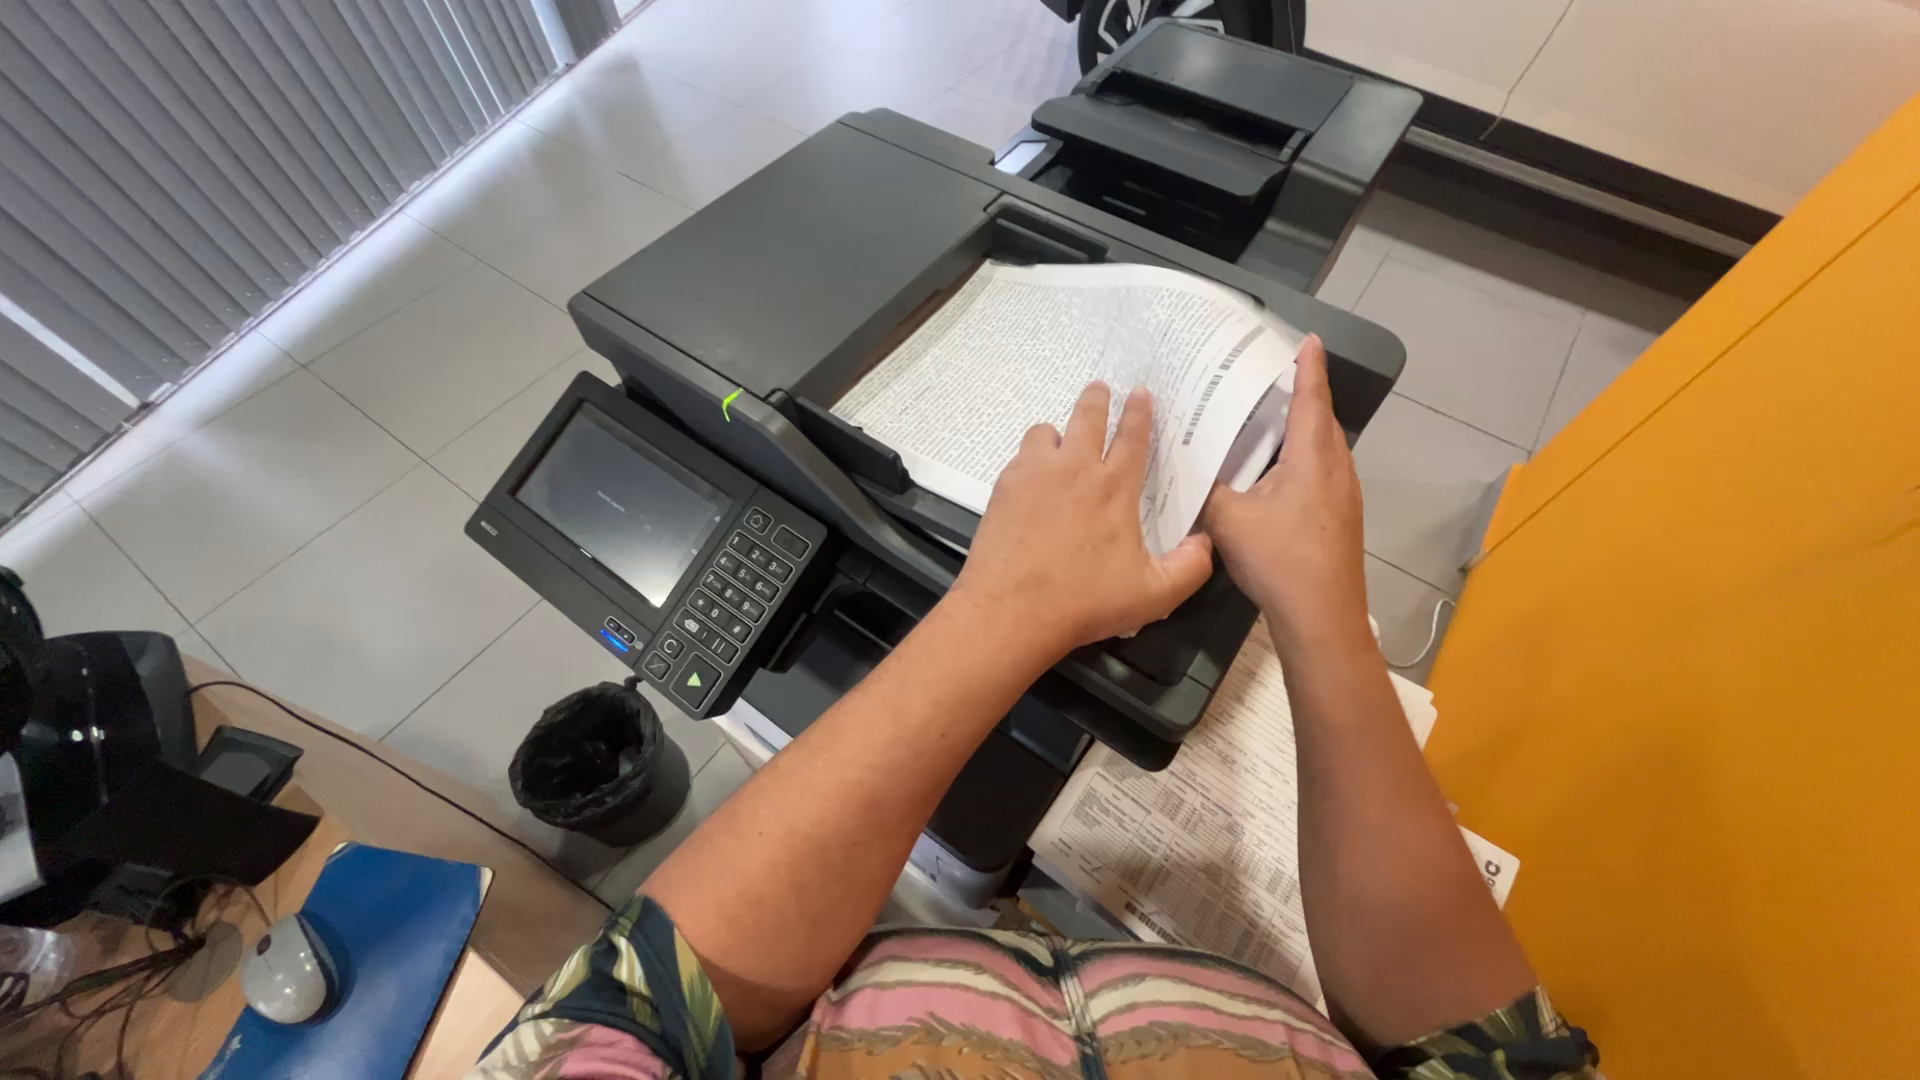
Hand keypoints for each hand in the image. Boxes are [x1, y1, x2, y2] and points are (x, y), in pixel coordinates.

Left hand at [950, 382, 1214, 657]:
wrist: (1011, 610)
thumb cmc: (1085, 601)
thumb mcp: (1154, 595)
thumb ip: (1190, 567)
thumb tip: (1206, 541)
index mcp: (1114, 487)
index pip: (1133, 437)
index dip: (1140, 412)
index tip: (1140, 393)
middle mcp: (1075, 469)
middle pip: (1087, 417)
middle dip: (1097, 399)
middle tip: (1099, 388)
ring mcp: (1034, 475)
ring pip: (1045, 432)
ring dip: (1057, 433)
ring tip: (1059, 444)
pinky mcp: (1003, 488)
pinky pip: (1019, 459)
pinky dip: (1030, 461)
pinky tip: (1031, 481)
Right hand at [1201, 335, 1370, 648]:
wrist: (1321, 615)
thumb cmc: (1278, 559)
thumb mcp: (1228, 521)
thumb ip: (1208, 489)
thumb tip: (1187, 467)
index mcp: (1312, 460)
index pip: (1312, 401)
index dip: (1309, 369)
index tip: (1308, 340)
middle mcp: (1337, 470)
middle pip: (1324, 423)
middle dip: (1305, 398)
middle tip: (1275, 383)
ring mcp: (1346, 497)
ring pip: (1327, 450)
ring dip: (1305, 432)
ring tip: (1275, 424)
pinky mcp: (1343, 518)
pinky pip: (1326, 472)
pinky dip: (1305, 459)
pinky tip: (1280, 476)